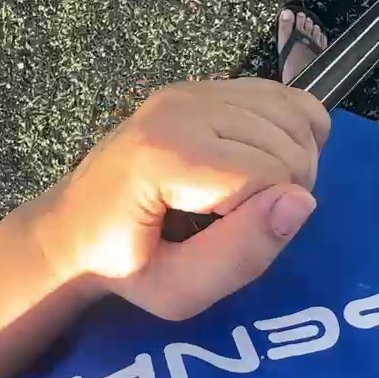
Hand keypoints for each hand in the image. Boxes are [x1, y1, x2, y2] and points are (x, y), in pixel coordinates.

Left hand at [27, 79, 329, 319]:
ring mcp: (193, 89)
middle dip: (289, 190)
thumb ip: (240, 255)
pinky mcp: (206, 86)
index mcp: (163, 155)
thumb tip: (302, 203)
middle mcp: (181, 106)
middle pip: (287, 142)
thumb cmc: (124, 268)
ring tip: (258, 195)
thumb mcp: (178, 290)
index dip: (270, 219)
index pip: (268, 174)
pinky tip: (268, 163)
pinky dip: (295, 132)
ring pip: (294, 115)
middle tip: (249, 223)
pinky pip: (284, 98)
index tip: (237, 242)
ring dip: (297, 161)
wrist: (76, 227)